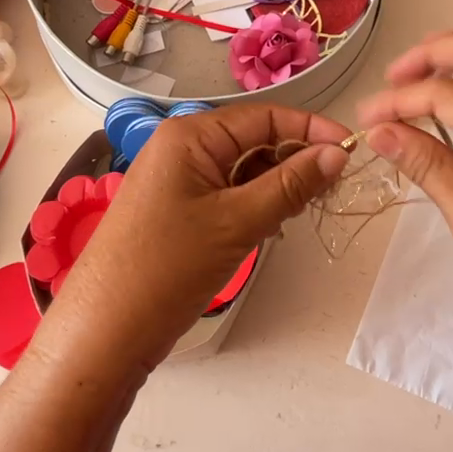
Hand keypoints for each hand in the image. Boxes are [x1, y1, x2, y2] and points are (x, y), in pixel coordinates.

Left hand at [43, 104, 350, 368]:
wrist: (101, 335)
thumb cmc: (168, 268)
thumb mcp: (237, 222)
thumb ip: (291, 184)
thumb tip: (339, 152)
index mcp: (192, 135)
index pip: (266, 116)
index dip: (311, 130)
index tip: (351, 151)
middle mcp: (183, 147)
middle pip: (256, 139)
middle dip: (295, 159)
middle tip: (331, 190)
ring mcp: (178, 179)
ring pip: (244, 168)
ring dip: (277, 184)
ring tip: (304, 210)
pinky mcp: (178, 210)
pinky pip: (228, 191)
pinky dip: (256, 203)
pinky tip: (273, 224)